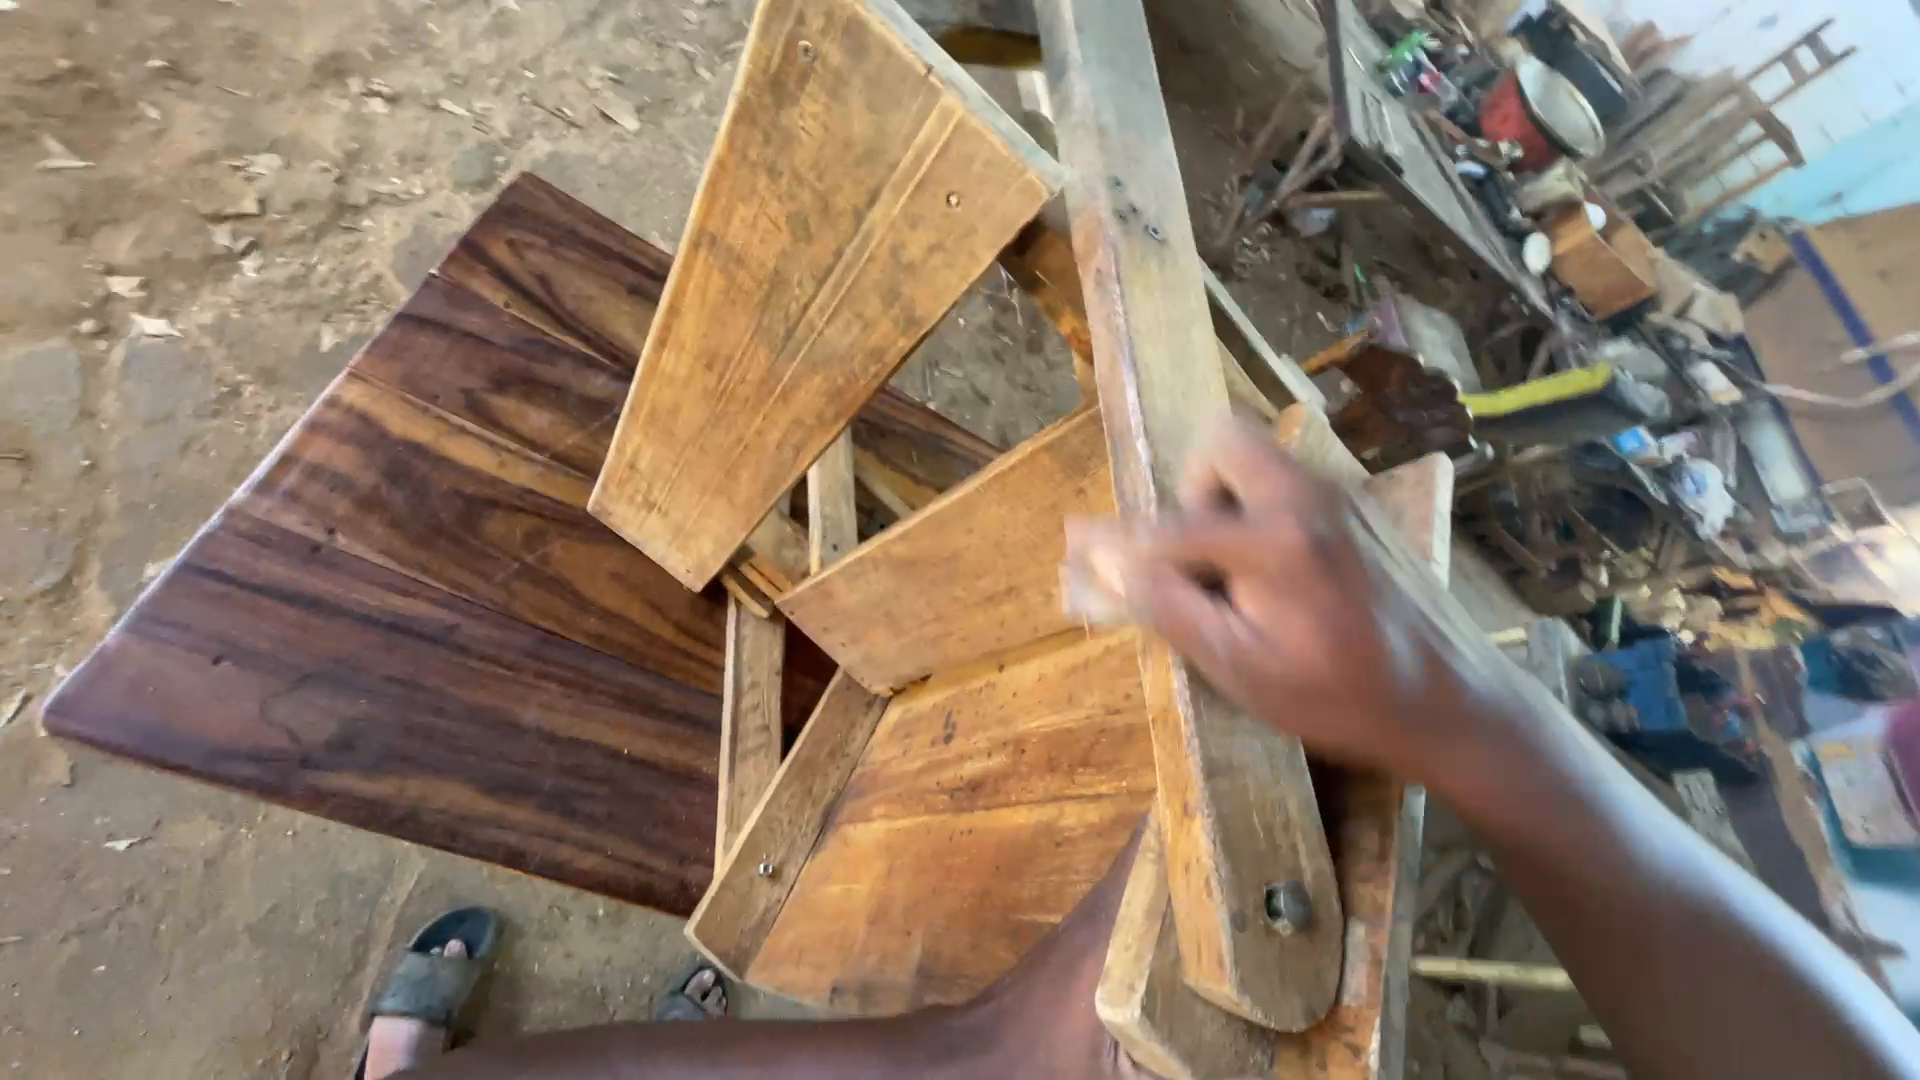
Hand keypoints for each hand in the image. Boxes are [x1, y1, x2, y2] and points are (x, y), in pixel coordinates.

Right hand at [1071, 422, 1500, 781]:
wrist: (1457, 706)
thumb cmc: (1341, 698)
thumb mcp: (1238, 668)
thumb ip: (1165, 606)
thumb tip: (1104, 562)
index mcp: (1275, 537)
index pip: (1167, 526)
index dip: (1118, 545)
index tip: (1081, 552)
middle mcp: (1309, 495)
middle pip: (1223, 442)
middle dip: (1192, 494)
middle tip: (1201, 558)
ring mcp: (1342, 497)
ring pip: (1258, 460)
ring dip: (1225, 503)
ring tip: (1239, 576)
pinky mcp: (1361, 511)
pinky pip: (1288, 485)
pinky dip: (1260, 515)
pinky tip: (1281, 582)